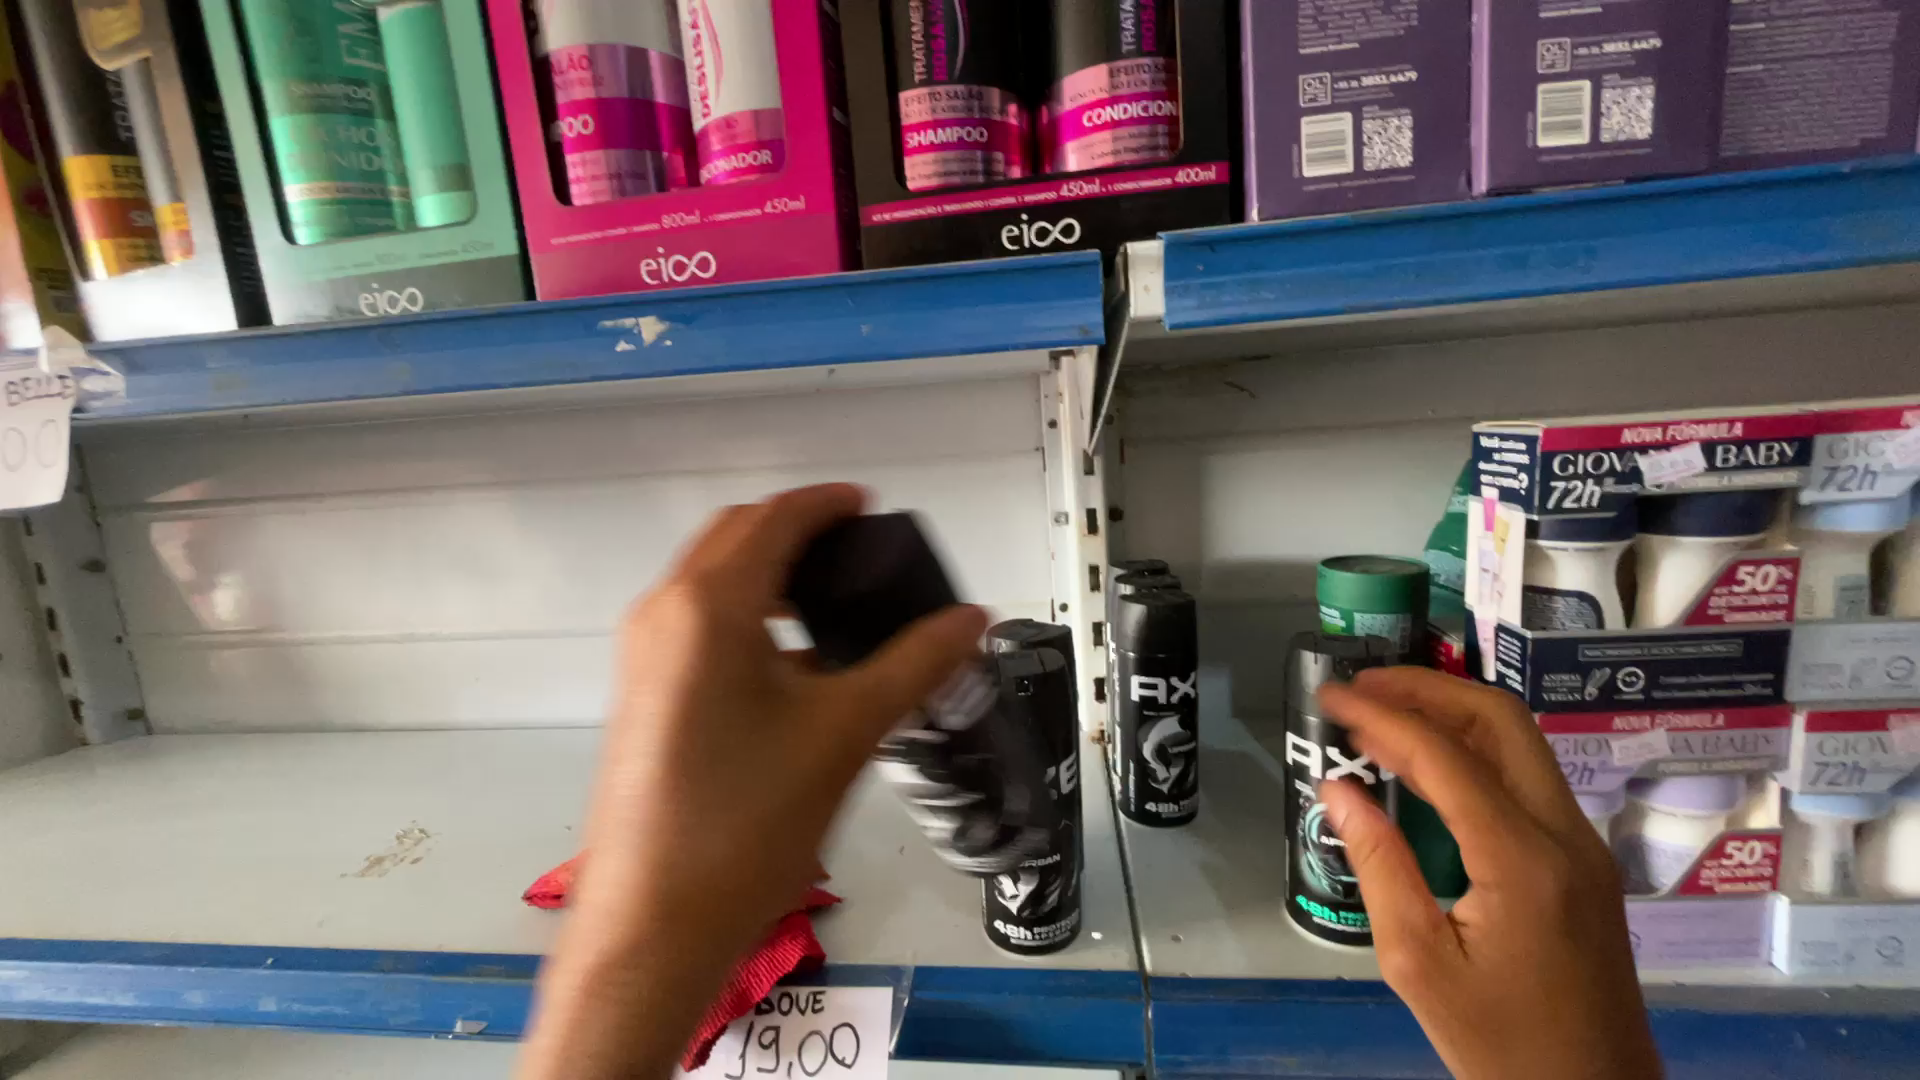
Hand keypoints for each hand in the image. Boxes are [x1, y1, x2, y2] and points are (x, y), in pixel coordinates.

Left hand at [519, 484, 985, 1079]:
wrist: (653, 926)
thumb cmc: (750, 820)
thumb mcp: (846, 732)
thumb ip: (916, 663)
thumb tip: (974, 618)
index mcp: (710, 606)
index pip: (773, 520)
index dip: (826, 504)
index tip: (870, 506)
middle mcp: (664, 612)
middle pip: (733, 535)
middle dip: (794, 527)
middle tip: (856, 549)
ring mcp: (642, 654)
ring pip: (709, 576)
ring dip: (765, 566)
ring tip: (829, 597)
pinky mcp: (639, 691)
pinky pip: (694, 618)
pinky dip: (742, 607)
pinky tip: (789, 657)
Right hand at [1317, 668, 1661, 1079]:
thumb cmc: (1498, 1042)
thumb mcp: (1416, 961)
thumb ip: (1378, 864)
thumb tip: (1337, 787)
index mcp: (1523, 861)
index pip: (1444, 756)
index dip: (1379, 715)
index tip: (1328, 695)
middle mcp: (1565, 836)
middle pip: (1500, 722)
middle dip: (1424, 689)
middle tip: (1360, 687)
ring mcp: (1581, 845)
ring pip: (1517, 741)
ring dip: (1446, 711)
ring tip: (1379, 709)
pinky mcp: (1579, 860)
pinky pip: (1521, 774)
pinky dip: (1466, 746)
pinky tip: (1420, 758)